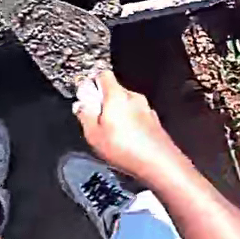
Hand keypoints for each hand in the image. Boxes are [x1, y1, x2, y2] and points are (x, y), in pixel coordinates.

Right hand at [73, 70, 189, 187]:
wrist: (159, 163)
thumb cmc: (126, 149)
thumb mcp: (94, 135)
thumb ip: (85, 116)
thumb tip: (80, 106)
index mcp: (116, 95)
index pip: (103, 75)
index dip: (92, 84)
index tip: (87, 99)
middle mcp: (133, 97)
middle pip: (114, 91)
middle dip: (104, 103)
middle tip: (96, 122)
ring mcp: (146, 108)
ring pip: (126, 105)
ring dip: (117, 115)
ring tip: (112, 136)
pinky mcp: (153, 121)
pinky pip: (137, 116)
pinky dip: (130, 124)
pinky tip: (127, 141)